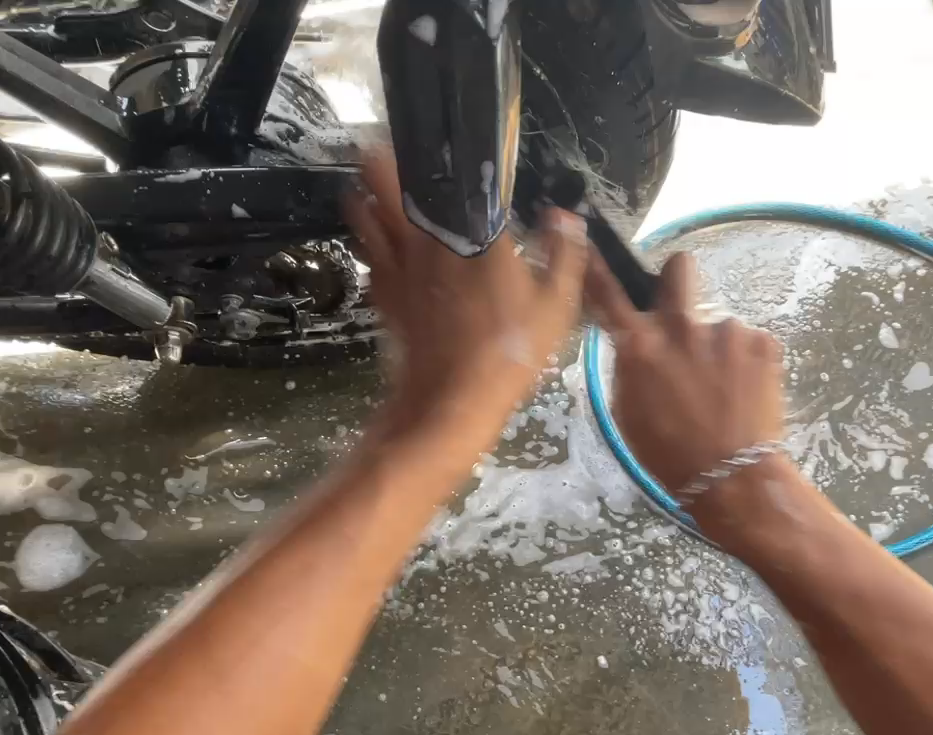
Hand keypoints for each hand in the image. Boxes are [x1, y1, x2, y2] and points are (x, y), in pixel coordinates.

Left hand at [347, 150, 588, 448]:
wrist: (453, 401)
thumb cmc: (509, 352)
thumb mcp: (555, 307)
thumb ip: (565, 256)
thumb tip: (567, 218)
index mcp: (473, 231)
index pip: (453, 170)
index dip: (445, 145)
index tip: (451, 135)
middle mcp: (426, 237)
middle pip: (387, 173)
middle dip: (391, 155)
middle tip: (406, 153)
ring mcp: (398, 264)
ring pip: (365, 208)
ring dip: (370, 191)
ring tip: (384, 187)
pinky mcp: (383, 293)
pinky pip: (367, 254)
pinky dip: (371, 241)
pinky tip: (384, 244)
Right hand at [585, 252, 787, 497]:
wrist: (731, 479)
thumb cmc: (668, 455)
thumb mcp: (628, 414)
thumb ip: (630, 367)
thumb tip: (636, 343)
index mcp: (641, 347)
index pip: (609, 294)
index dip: (599, 267)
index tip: (593, 243)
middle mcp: (682, 327)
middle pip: (679, 268)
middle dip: (677, 282)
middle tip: (682, 318)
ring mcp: (727, 331)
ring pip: (717, 324)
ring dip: (715, 346)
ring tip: (722, 390)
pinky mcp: (764, 343)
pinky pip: (747, 343)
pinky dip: (745, 364)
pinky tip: (743, 395)